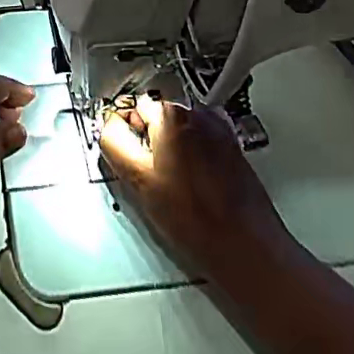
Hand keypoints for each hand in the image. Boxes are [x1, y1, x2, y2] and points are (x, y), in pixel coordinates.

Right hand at [99, 97, 280, 273]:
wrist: (246, 246)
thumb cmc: (197, 219)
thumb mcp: (138, 180)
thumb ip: (114, 143)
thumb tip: (108, 126)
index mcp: (171, 116)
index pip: (133, 107)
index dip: (125, 129)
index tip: (126, 148)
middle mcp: (197, 114)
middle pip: (157, 115)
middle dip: (149, 137)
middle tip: (148, 172)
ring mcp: (218, 130)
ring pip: (180, 128)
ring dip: (173, 145)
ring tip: (174, 182)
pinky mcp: (233, 147)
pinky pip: (202, 139)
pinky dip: (194, 151)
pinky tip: (194, 182)